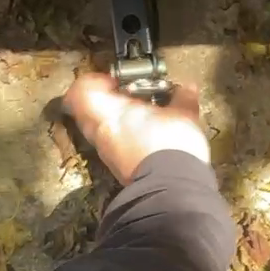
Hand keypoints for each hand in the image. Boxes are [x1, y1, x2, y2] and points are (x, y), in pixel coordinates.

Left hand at [62, 73, 209, 183]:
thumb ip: (183, 98)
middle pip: (88, 111)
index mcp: (109, 113)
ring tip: (144, 117)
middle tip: (130, 96)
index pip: (81, 91)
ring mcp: (107, 153)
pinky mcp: (119, 169)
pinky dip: (125, 138)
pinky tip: (149, 137)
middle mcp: (101, 133)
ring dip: (117, 120)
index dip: (95, 81)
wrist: (174, 189)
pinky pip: (114, 146)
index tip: (115, 81)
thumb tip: (188, 88)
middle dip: (107, 101)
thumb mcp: (183, 115)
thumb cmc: (171, 144)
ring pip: (101, 129)